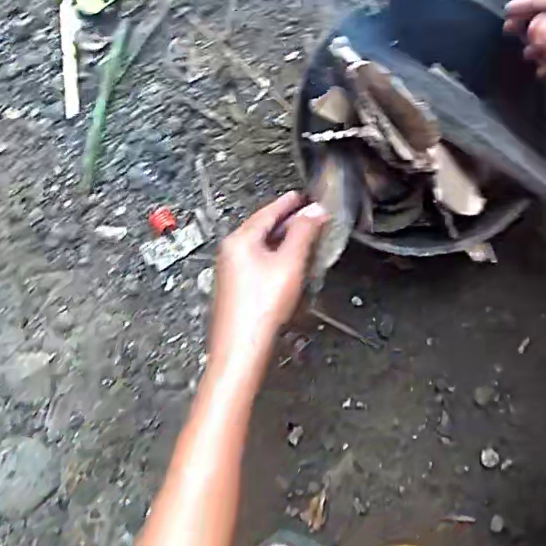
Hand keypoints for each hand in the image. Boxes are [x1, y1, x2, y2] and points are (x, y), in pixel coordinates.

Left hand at [209, 193, 328, 373]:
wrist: (241, 348)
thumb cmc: (260, 309)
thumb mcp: (290, 263)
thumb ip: (304, 233)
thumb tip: (314, 212)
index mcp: (240, 240)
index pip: (268, 211)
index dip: (290, 203)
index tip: (302, 196)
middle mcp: (231, 252)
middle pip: (263, 227)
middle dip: (288, 220)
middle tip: (308, 214)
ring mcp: (232, 270)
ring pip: (261, 245)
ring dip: (283, 239)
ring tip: (303, 237)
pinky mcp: (237, 287)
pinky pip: (259, 261)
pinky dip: (276, 256)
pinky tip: (289, 265)